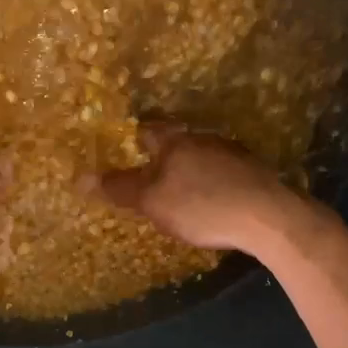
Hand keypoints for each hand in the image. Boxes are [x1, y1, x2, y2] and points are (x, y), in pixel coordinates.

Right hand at [99, 124, 300, 252]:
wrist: (267, 216)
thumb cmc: (201, 205)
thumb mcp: (152, 202)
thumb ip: (119, 189)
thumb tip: (80, 177)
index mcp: (175, 141)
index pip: (147, 131)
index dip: (133, 139)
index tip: (124, 149)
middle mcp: (204, 139)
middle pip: (176, 142)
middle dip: (163, 156)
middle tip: (149, 174)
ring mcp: (232, 153)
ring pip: (201, 156)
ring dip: (189, 168)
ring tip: (179, 189)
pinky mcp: (253, 173)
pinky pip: (222, 172)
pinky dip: (212, 181)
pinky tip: (212, 199)